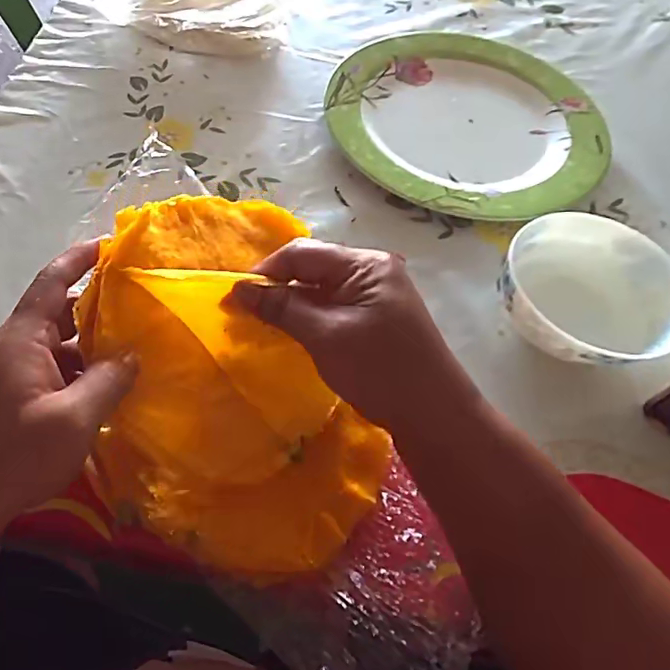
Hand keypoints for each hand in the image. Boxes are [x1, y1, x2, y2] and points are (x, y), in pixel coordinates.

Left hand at [0, 241, 137, 529]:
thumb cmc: (15, 457)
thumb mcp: (74, 420)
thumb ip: (109, 381)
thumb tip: (133, 355)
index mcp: (21, 340)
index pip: (51, 282)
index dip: (79, 258)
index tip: (108, 244)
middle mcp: (12, 348)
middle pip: (58, 312)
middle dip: (96, 306)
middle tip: (138, 305)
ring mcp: (8, 373)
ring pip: (57, 344)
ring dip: (90, 345)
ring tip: (131, 350)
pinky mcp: (9, 397)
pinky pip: (49, 369)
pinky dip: (77, 371)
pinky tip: (103, 389)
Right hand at [230, 239, 482, 432]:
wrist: (434, 417)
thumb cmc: (380, 371)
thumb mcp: (325, 336)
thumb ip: (282, 308)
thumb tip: (239, 289)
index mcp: (366, 264)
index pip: (303, 253)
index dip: (266, 272)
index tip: (234, 298)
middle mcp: (372, 270)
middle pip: (311, 267)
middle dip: (276, 287)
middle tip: (243, 313)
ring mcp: (376, 294)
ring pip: (320, 288)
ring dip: (291, 304)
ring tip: (261, 324)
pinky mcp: (375, 316)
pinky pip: (332, 306)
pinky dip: (309, 317)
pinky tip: (291, 333)